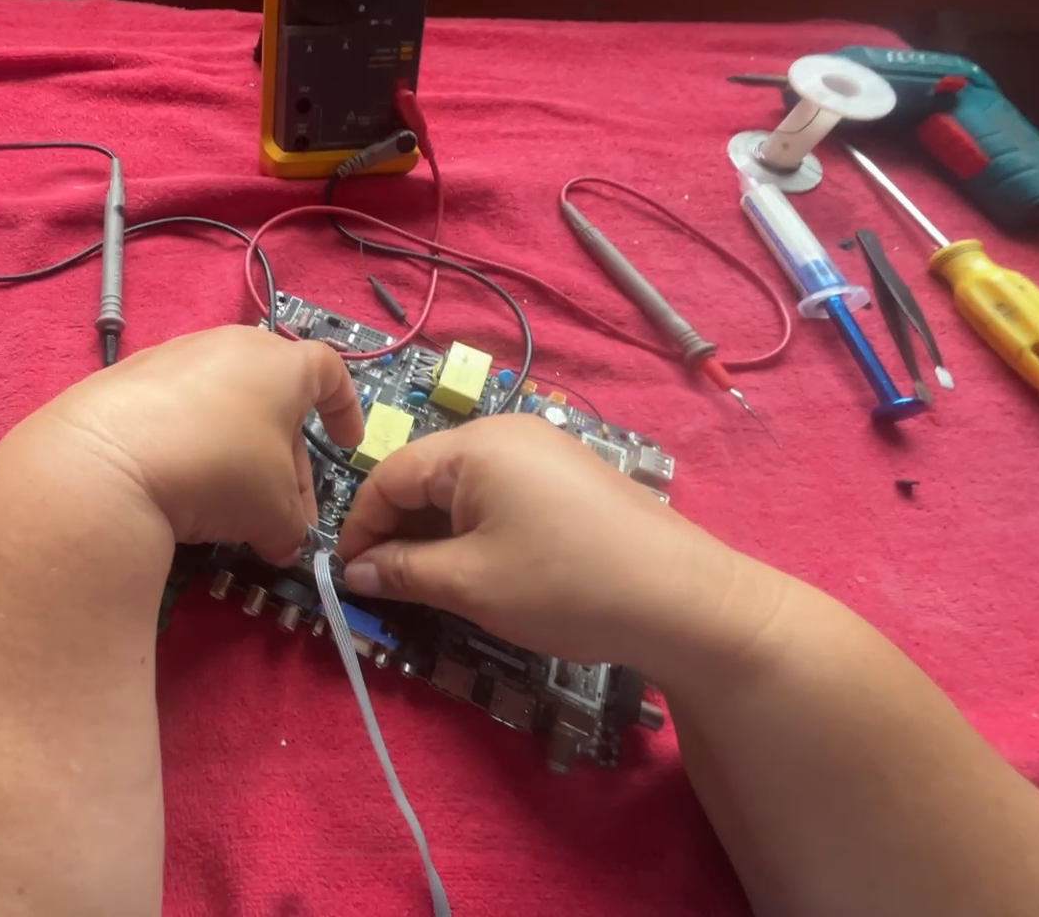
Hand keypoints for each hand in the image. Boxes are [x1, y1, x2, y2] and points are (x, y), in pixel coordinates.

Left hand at [31, 325, 362, 561]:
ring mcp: (171, 358)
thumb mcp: (274, 509)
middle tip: (283, 518)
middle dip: (286, 463)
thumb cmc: (220, 470)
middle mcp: (227, 346)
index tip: (345, 444)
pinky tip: (178, 488)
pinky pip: (175, 411)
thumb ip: (291, 525)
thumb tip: (283, 541)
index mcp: (279, 363)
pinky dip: (189, 446)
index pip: (329, 373)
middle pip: (273, 401)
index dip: (345, 409)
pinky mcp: (125, 380)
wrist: (109, 459)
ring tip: (229, 511)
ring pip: (223, 407)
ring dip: (237, 457)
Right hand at [335, 413, 787, 676]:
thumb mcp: (468, 583)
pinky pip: (497, 491)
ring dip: (434, 531)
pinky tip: (479, 562)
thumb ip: (399, 572)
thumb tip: (353, 573)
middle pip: (425, 477)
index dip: (361, 526)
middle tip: (387, 581)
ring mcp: (541, 449)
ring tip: (429, 578)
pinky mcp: (567, 473)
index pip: (389, 477)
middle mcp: (503, 432)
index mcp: (473, 445)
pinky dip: (473, 525)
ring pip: (460, 486)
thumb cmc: (564, 586)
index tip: (347, 573)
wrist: (692, 605)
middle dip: (398, 529)